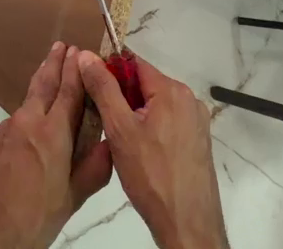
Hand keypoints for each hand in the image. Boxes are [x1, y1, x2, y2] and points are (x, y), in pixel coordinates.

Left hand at [0, 42, 111, 248]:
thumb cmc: (34, 216)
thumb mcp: (72, 198)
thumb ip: (94, 169)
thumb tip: (111, 144)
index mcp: (52, 133)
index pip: (68, 92)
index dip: (76, 70)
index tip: (82, 51)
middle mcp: (29, 121)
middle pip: (44, 83)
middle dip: (55, 62)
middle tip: (64, 45)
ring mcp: (10, 127)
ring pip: (31, 96)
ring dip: (44, 79)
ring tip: (54, 66)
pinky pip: (22, 113)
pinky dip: (34, 103)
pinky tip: (40, 110)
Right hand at [76, 51, 227, 248]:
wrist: (188, 227)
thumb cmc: (151, 175)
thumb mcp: (119, 128)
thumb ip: (102, 88)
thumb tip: (85, 54)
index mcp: (172, 91)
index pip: (132, 63)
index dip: (107, 70)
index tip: (89, 86)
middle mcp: (189, 100)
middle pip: (143, 83)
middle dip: (119, 95)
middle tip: (100, 118)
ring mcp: (196, 123)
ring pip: (153, 104)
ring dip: (132, 113)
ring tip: (116, 138)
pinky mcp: (197, 143)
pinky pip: (165, 122)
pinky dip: (148, 128)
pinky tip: (136, 151)